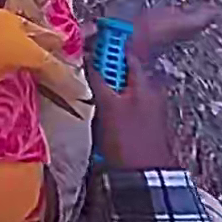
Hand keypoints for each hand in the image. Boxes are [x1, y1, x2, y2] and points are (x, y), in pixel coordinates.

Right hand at [88, 2, 221, 169]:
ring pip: (114, 86)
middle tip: (75, 65)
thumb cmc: (128, 140)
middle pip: (118, 69)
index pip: (123, 52)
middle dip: (98, 65)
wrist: (146, 181)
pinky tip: (86, 106)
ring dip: (97, 85)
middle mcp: (146, 93)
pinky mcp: (134, 124)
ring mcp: (141, 110)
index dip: (105, 43)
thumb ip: (96, 78)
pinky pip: (114, 103)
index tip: (83, 40)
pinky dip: (101, 100)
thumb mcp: (108, 105)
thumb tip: (84, 55)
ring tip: (77, 86)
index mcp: (145, 83)